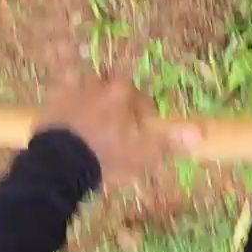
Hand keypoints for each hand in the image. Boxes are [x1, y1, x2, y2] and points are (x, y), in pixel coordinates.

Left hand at [36, 77, 195, 185]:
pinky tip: (67, 118)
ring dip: (90, 96)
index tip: (140, 130)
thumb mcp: (143, 154)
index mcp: (122, 93)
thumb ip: (170, 141)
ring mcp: (71, 92)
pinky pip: (60, 94)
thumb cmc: (105, 157)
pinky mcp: (50, 103)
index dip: (142, 112)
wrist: (57, 167)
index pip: (140, 96)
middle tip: (115, 123)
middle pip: (112, 85)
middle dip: (115, 99)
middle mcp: (98, 85)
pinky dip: (65, 102)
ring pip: (85, 85)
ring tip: (91, 118)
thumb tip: (201, 132)